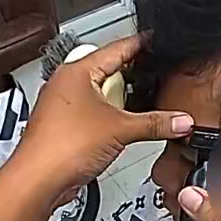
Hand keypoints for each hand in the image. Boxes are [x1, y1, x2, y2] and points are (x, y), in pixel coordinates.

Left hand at [9, 35, 192, 196]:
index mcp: (77, 71)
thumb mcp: (122, 130)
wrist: (39, 180)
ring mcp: (65, 105)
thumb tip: (181, 121)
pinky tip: (121, 131)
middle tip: (155, 85)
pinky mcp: (67, 125)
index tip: (155, 40)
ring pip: (103, 96)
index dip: (140, 44)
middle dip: (133, 82)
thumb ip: (157, 124)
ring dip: (121, 106)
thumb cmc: (61, 147)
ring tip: (137, 115)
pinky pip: (96, 115)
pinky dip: (111, 120)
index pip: (116, 48)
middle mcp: (68, 84)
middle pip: (111, 72)